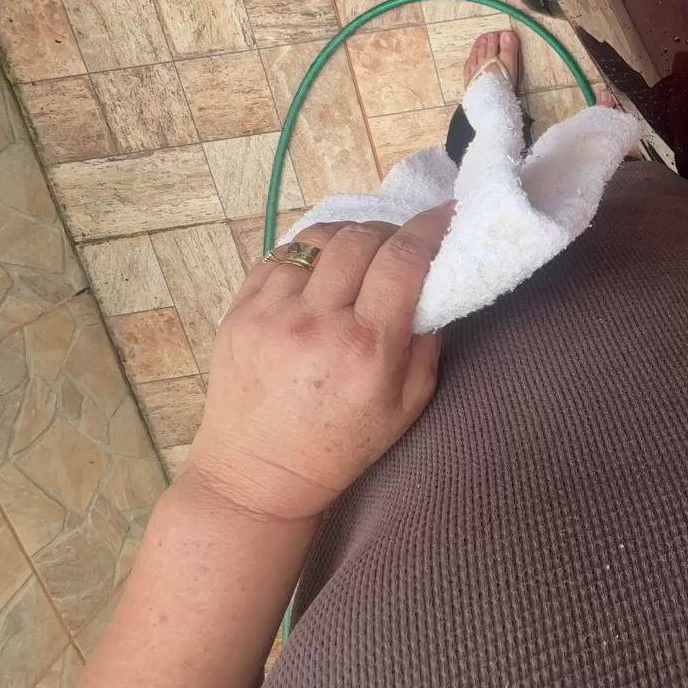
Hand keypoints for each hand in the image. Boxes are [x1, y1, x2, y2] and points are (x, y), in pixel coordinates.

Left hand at [179, 208, 452, 521]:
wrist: (257, 475)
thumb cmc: (344, 444)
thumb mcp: (411, 402)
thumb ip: (428, 339)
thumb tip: (434, 284)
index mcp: (365, 346)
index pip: (403, 259)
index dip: (431, 226)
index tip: (449, 212)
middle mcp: (315, 322)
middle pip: (362, 238)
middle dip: (393, 231)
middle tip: (404, 246)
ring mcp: (269, 313)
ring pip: (320, 237)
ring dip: (353, 236)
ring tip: (364, 255)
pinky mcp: (238, 311)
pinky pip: (282, 254)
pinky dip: (313, 251)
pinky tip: (325, 270)